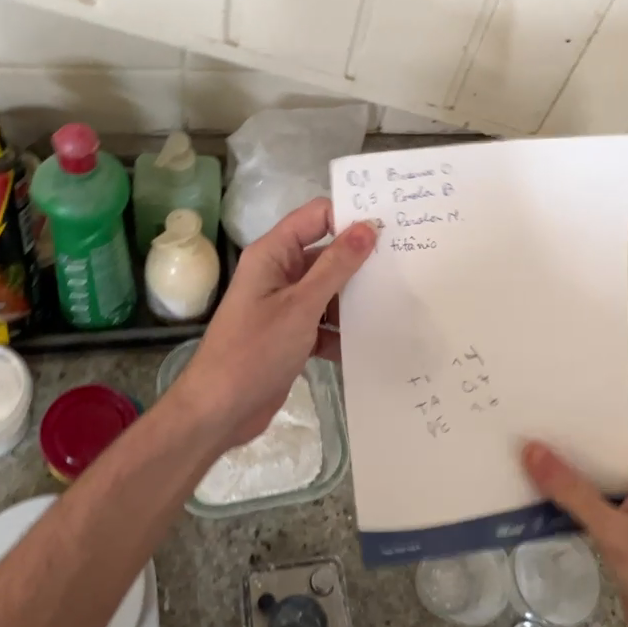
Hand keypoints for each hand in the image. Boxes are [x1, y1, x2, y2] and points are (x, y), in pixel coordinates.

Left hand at [172, 198, 375, 449]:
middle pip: (326, 254)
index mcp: (273, 254)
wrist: (220, 409)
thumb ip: (335, 266)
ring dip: (355, 299)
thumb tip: (367, 227)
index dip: (349, 217)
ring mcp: (285, 305)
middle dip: (360, 260)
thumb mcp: (301, 305)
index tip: (390, 228)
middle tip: (407, 263)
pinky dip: (342, 331)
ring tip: (398, 302)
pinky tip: (371, 341)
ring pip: (329, 290)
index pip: (316, 217)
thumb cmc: (255, 350)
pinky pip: (325, 322)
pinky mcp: (291, 335)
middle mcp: (278, 273)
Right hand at [524, 442, 627, 626]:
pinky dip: (563, 509)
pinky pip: (587, 513)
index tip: (521, 419)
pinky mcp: (623, 538)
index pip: (602, 438)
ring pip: (587, 488)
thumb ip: (571, 490)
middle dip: (555, 457)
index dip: (564, 430)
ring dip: (556, 485)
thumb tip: (529, 447)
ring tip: (507, 466)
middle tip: (506, 440)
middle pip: (593, 462)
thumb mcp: (615, 531)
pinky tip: (526, 504)